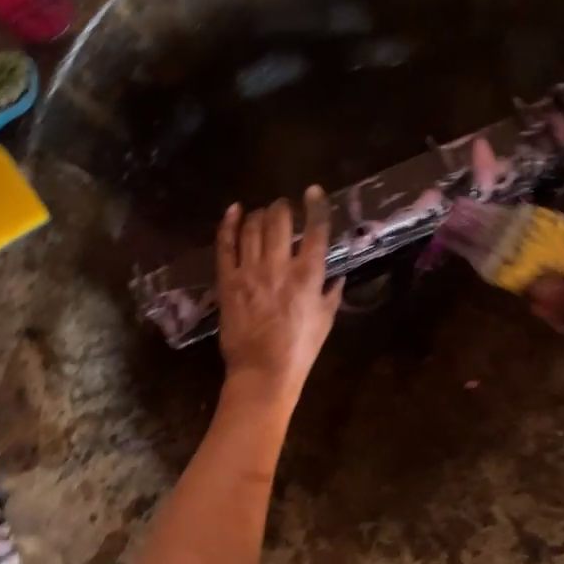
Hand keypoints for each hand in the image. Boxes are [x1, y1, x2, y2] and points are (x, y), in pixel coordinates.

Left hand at [215, 187, 342, 403]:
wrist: (263, 371)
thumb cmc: (300, 348)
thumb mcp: (326, 319)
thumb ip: (332, 292)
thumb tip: (338, 274)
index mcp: (308, 275)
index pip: (315, 229)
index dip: (315, 206)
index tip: (313, 192)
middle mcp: (279, 266)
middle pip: (279, 221)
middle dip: (283, 206)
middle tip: (284, 205)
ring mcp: (250, 272)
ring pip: (253, 228)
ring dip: (260, 214)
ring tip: (264, 212)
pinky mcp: (227, 281)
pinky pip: (225, 245)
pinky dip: (229, 223)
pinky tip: (234, 210)